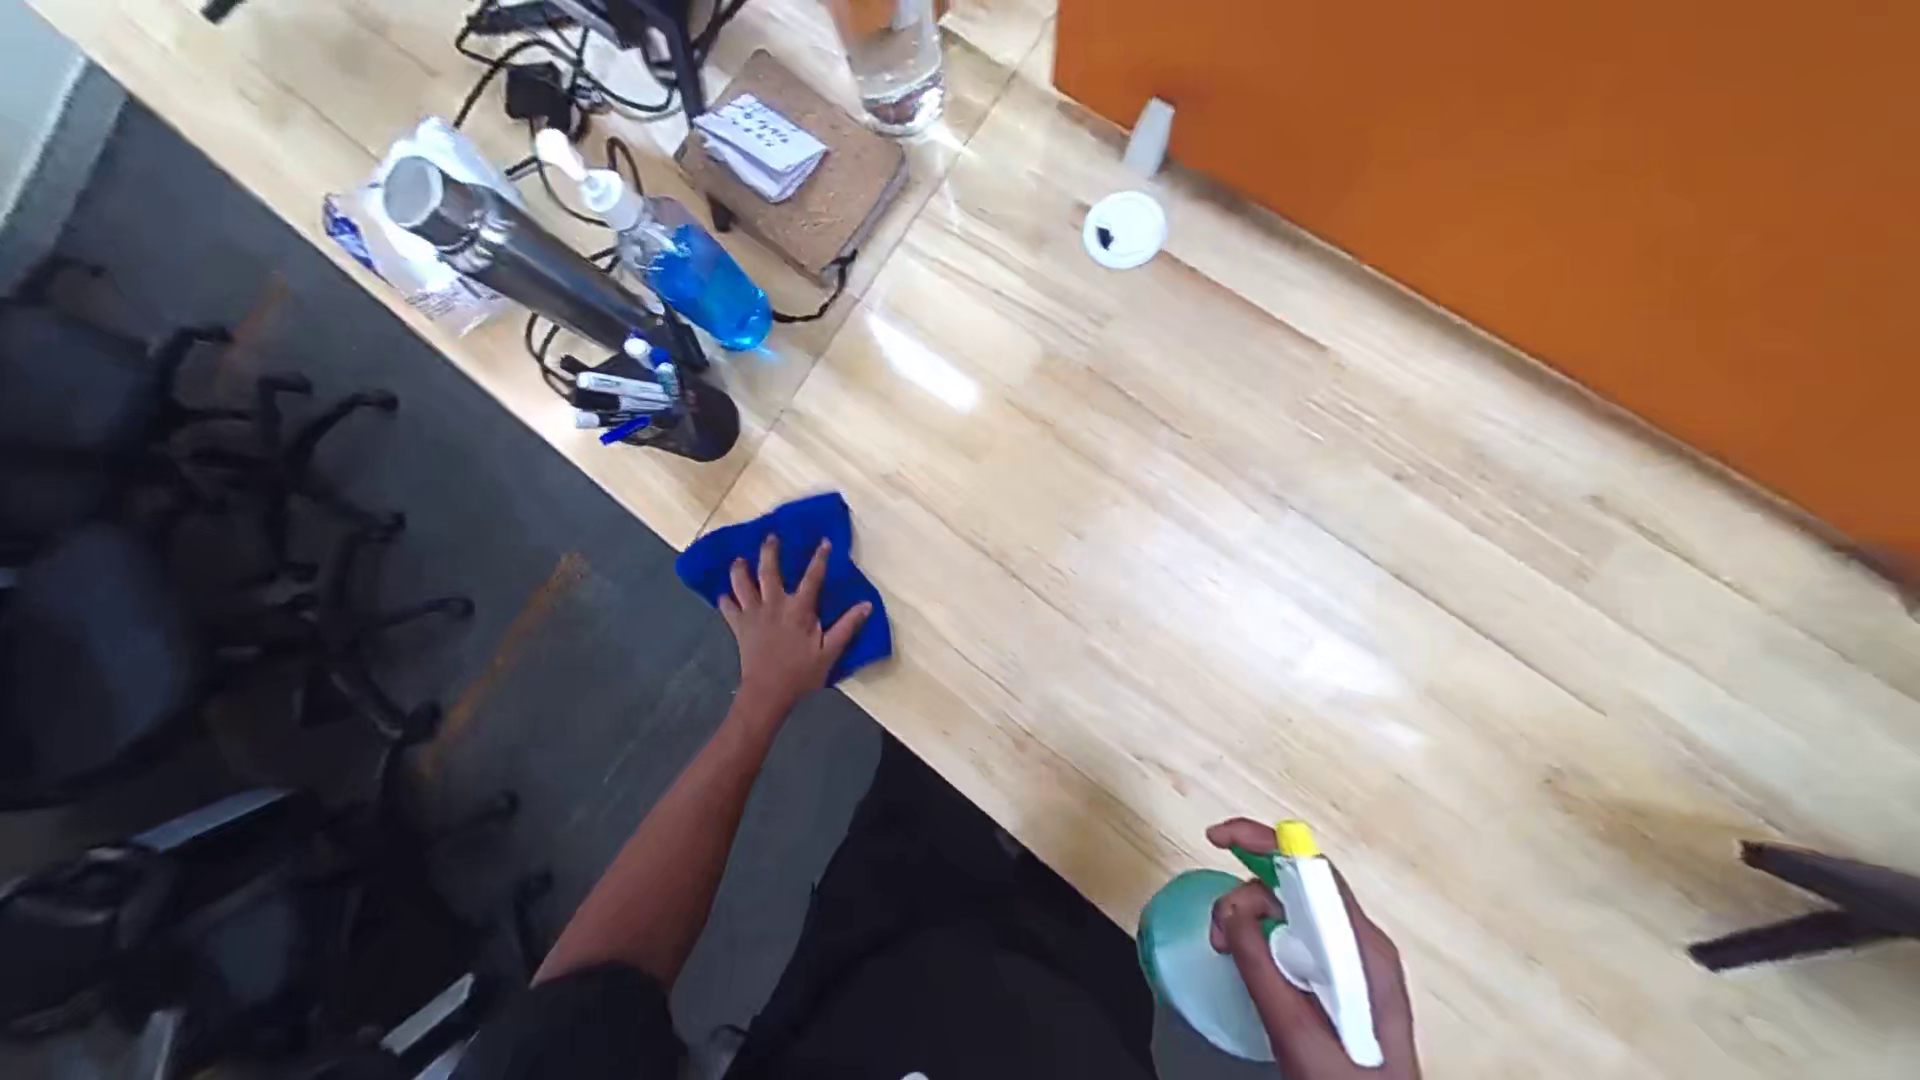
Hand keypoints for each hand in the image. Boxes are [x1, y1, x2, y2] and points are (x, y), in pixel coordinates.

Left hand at [720, 535, 871, 715]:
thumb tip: (866, 605)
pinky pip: (728, 607)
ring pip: (742, 584)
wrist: (767, 692)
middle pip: (768, 571)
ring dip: (740, 569)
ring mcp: (753, 614)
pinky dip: (725, 599)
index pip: (812, 577)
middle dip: (770, 551)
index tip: (824, 541)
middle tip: (770, 536)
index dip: (819, 557)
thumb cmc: (801, 673)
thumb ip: (847, 626)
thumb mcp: (830, 651)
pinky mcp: (738, 626)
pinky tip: (724, 594)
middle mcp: (774, 604)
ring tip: (740, 559)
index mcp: (799, 609)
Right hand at [1204, 818, 1420, 1078]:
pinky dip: (1261, 933)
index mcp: (1361, 947)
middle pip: (1294, 884)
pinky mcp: (1343, 971)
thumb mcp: (1294, 1031)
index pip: (1310, 867)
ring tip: (1225, 951)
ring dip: (1248, 916)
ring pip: (1289, 906)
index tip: (1217, 838)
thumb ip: (1259, 965)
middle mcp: (1361, 940)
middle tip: (1216, 932)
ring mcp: (1354, 955)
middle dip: (1245, 893)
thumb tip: (1231, 907)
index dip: (1262, 840)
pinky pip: (1294, 930)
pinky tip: (1247, 959)